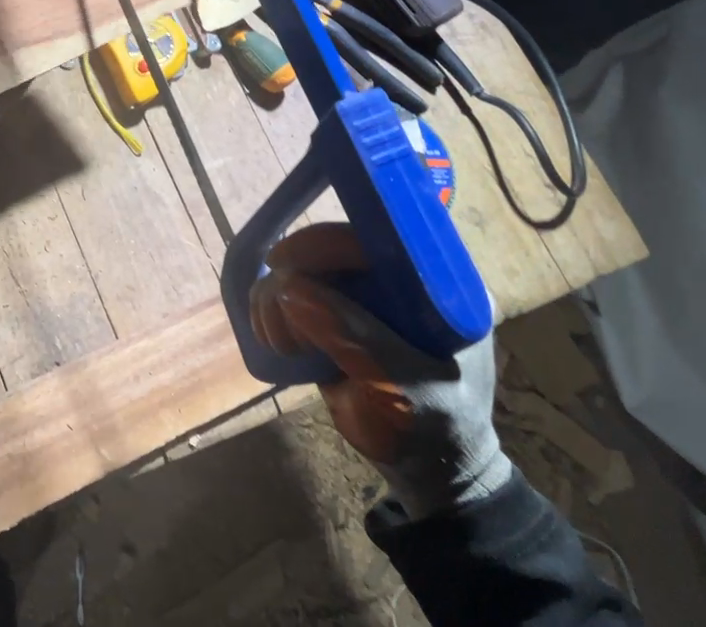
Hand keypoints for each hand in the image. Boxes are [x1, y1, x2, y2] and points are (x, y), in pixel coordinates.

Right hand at [251, 224, 511, 520]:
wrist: (425, 468)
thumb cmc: (431, 427)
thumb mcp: (403, 387)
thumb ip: (356, 338)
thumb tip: (290, 288)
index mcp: (436, 287)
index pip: (376, 238)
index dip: (326, 243)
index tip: (283, 263)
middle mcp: (397, 282)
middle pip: (326, 251)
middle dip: (290, 279)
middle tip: (272, 315)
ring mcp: (361, 298)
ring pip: (298, 274)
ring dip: (274, 302)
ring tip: (280, 344)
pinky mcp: (332, 316)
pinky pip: (286, 297)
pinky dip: (269, 313)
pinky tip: (275, 342)